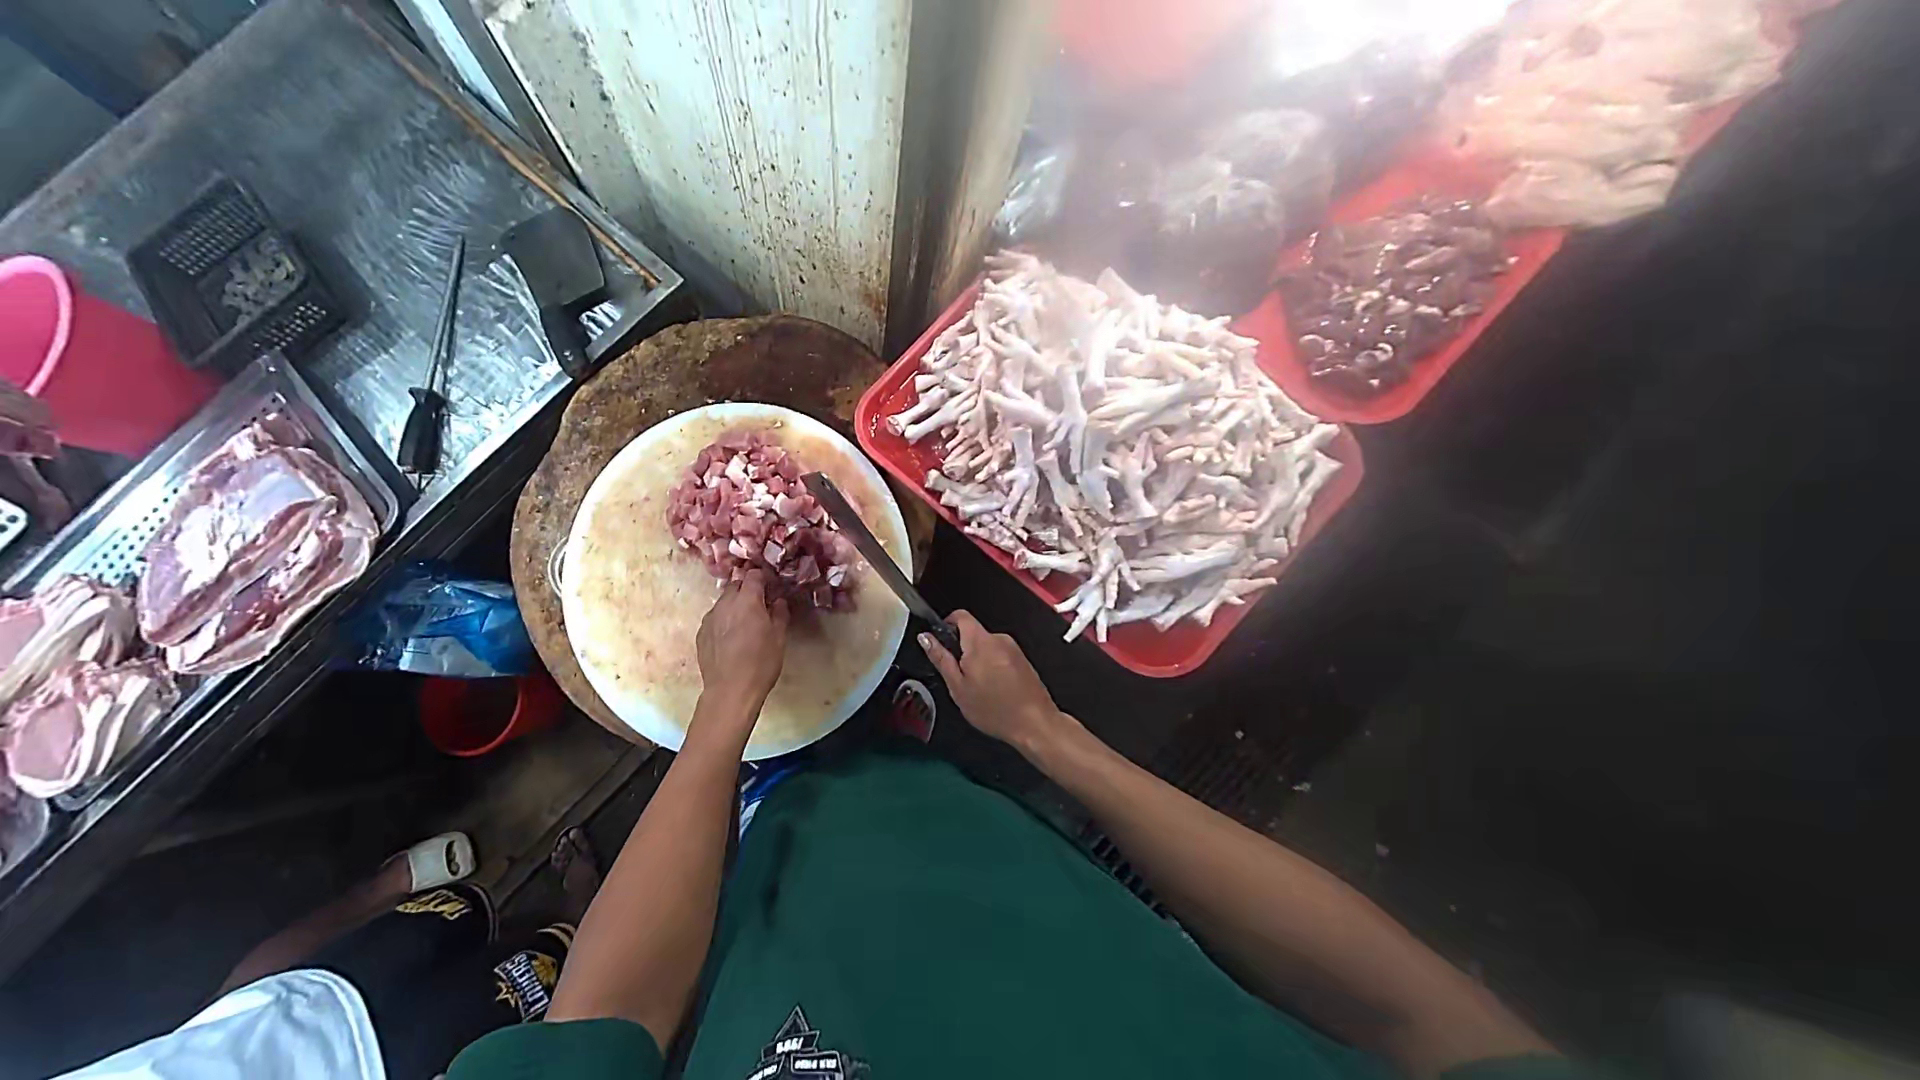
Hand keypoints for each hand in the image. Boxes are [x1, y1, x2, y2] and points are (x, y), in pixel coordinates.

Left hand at [696, 571, 788, 717]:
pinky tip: (731, 638)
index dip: (763, 578)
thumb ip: (779, 613)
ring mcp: (710, 618)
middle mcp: (725, 604)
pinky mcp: (701, 633)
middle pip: (735, 585)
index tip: (770, 588)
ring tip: (745, 624)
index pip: (753, 575)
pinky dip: (724, 621)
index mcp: (747, 600)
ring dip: (735, 606)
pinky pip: (715, 619)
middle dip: (747, 590)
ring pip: (723, 602)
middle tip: (759, 605)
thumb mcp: (779, 637)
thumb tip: (777, 601)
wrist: (731, 690)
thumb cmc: (761, 662)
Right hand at [918, 611, 1071, 752]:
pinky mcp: (1022, 659)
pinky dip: (993, 669)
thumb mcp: (958, 687)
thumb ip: (940, 658)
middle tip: (959, 677)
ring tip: (979, 689)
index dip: (946, 624)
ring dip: (978, 662)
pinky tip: (994, 691)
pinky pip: (1000, 656)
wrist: (1034, 723)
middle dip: (963, 651)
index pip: (960, 615)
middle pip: (973, 633)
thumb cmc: (997, 710)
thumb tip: (925, 639)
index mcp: (980, 642)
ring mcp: (1013, 649)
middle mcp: (999, 639)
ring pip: (986, 647)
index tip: (940, 641)